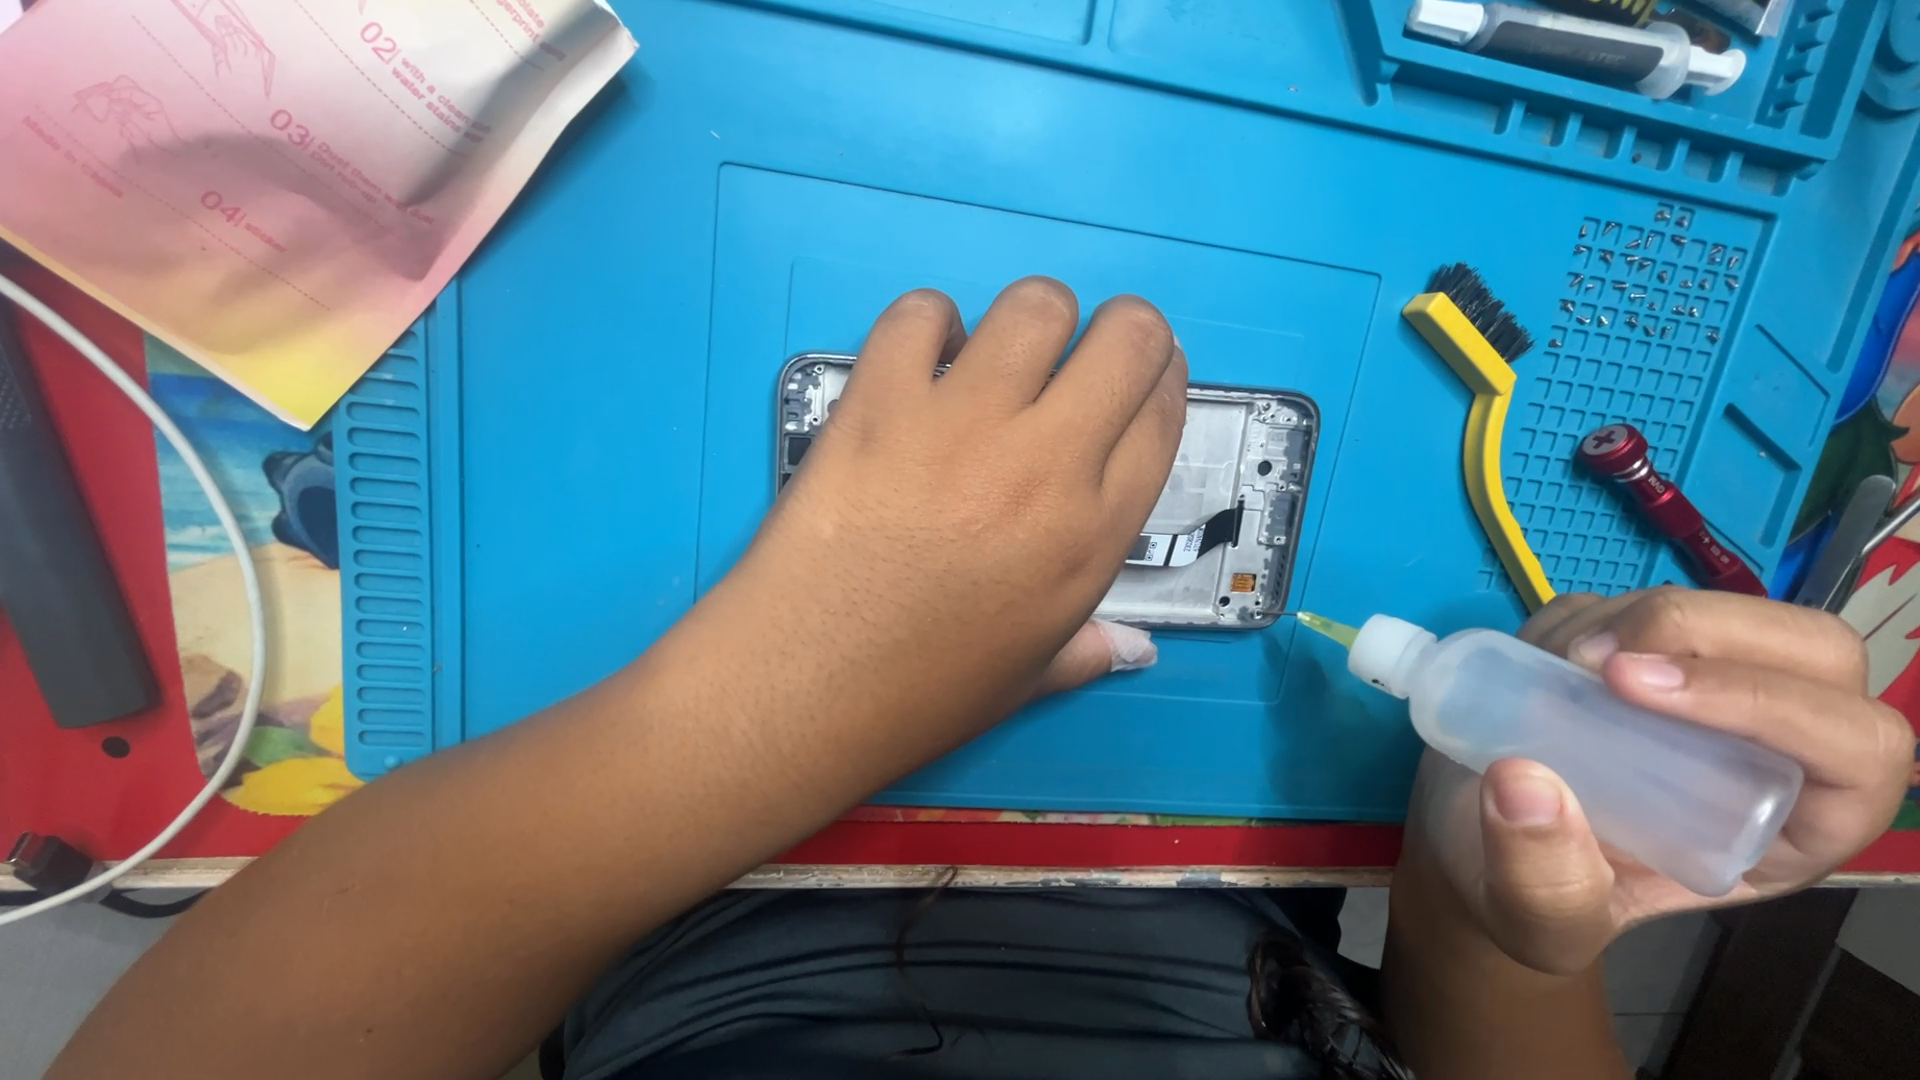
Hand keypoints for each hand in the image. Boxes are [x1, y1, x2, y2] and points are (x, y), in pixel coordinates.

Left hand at [714, 278, 1184, 750]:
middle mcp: (1045, 463)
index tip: (1137, 379)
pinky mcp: (879, 403)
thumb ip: (1089, 650)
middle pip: (1128, 337)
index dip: (1161, 378)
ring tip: (995, 362)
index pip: (1163, 412)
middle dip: (1118, 330)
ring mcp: (960, 424)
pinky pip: (921, 314)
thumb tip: (1135, 650)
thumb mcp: (1027, 679)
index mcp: (1093, 532)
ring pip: (1035, 305)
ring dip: (1028, 322)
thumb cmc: (922, 692)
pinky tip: (919, 366)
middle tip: (1075, 361)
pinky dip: (928, 325)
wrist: (803, 684)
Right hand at [1401, 588, 1914, 974]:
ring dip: (1632, 617)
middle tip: (1595, 660)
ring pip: (1727, 611)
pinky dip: (1579, 615)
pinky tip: (1533, 658)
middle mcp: (1763, 750)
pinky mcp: (1625, 660)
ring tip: (1549, 664)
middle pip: (1811, 652)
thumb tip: (1523, 780)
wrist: (1474, 854)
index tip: (1622, 683)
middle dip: (1706, 631)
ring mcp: (1693, 694)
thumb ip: (1542, 877)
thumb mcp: (1536, 919)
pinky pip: (1627, 604)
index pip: (1849, 745)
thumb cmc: (1528, 898)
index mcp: (1786, 827)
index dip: (1760, 698)